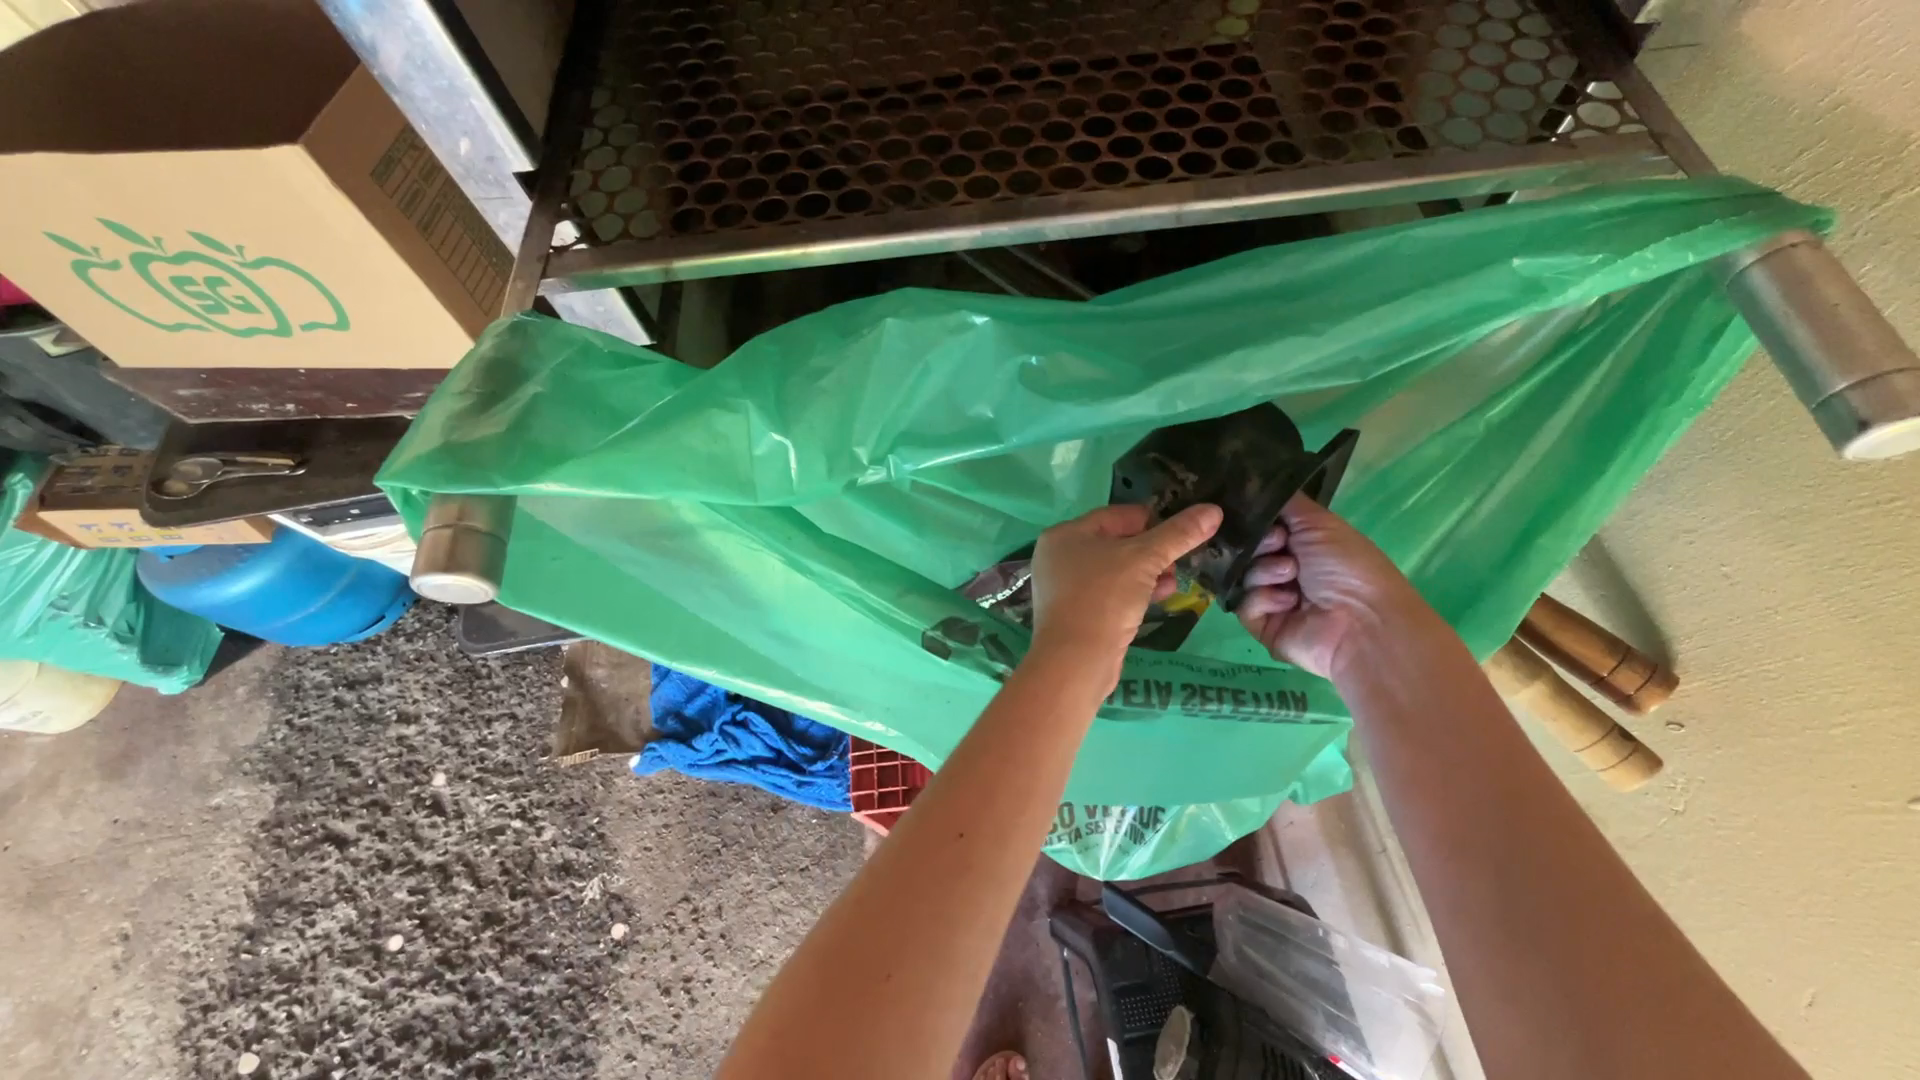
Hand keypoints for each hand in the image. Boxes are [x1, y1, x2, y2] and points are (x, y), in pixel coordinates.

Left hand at [1029, 502, 1222, 678]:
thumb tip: (1213, 510)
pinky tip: (1162, 596)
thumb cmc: (1104, 598)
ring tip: (1176, 579)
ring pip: (1116, 570)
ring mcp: (1066, 587)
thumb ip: (1178, 534)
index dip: (1154, 520)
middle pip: (1117, 542)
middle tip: (1182, 559)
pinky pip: (1111, 594)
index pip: (1118, 515)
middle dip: (1154, 551)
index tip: (1184, 532)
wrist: (1075, 661)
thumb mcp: (1145, 560)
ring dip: (1149, 572)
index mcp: (1066, 534)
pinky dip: (1136, 592)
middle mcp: (1060, 556)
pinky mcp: (1078, 614)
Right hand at [1237, 494, 1438, 679]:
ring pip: (1241, 575)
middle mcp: (1282, 571)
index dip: (1257, 521)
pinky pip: (1242, 604)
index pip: (1259, 528)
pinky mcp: (1261, 626)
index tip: (1269, 520)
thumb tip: (1253, 480)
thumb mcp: (1319, 522)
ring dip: (1266, 572)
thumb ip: (1286, 501)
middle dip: (1261, 545)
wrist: (1360, 621)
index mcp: (1299, 546)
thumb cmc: (1347, 566)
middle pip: (1245, 550)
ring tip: (1291, 577)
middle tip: (1282, 548)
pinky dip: (1263, 599)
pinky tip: (1288, 602)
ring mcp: (1270, 600)